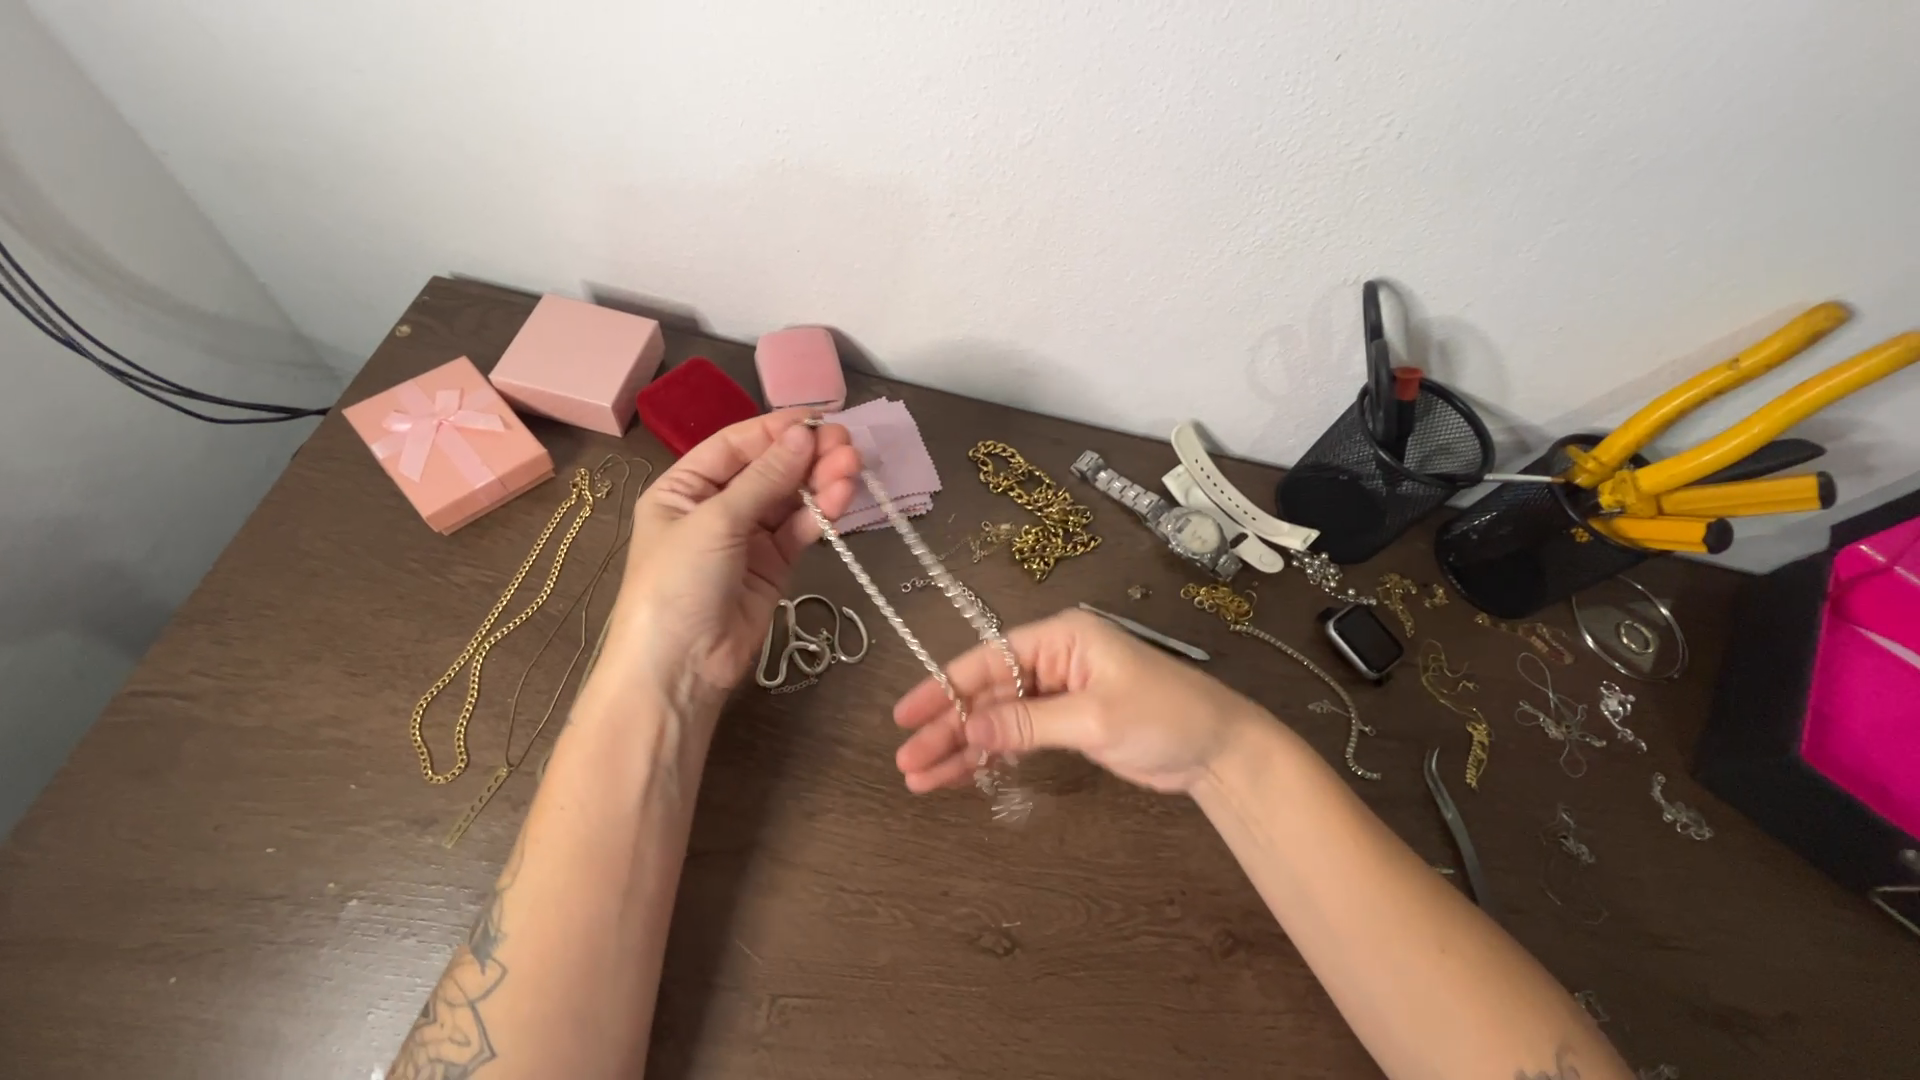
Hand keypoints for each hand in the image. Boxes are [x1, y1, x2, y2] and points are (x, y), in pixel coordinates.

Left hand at [593, 411, 862, 711]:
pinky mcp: (774, 567)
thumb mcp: (715, 521)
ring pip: (790, 500)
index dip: (778, 430)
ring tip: (852, 470)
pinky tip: (841, 500)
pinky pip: (799, 531)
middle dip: (807, 456)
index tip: (821, 418)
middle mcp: (717, 508)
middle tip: (848, 446)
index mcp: (685, 488)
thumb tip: (804, 434)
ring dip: (820, 483)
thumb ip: (764, 478)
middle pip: (770, 470)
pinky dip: (820, 515)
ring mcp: (747, 538)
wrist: (679, 668)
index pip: (737, 446)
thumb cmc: (678, 583)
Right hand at [892, 609, 1273, 794]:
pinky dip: (989, 756)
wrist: (1218, 749)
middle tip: (907, 760)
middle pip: (986, 692)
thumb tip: (970, 727)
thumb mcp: (1094, 717)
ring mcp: (1056, 692)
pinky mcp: (1064, 722)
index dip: (944, 687)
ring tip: (921, 778)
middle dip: (947, 727)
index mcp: (1059, 638)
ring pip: (996, 718)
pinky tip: (958, 776)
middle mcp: (1051, 659)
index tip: (906, 715)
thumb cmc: (1164, 716)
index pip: (988, 660)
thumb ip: (1029, 722)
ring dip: (961, 747)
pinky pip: (1016, 736)